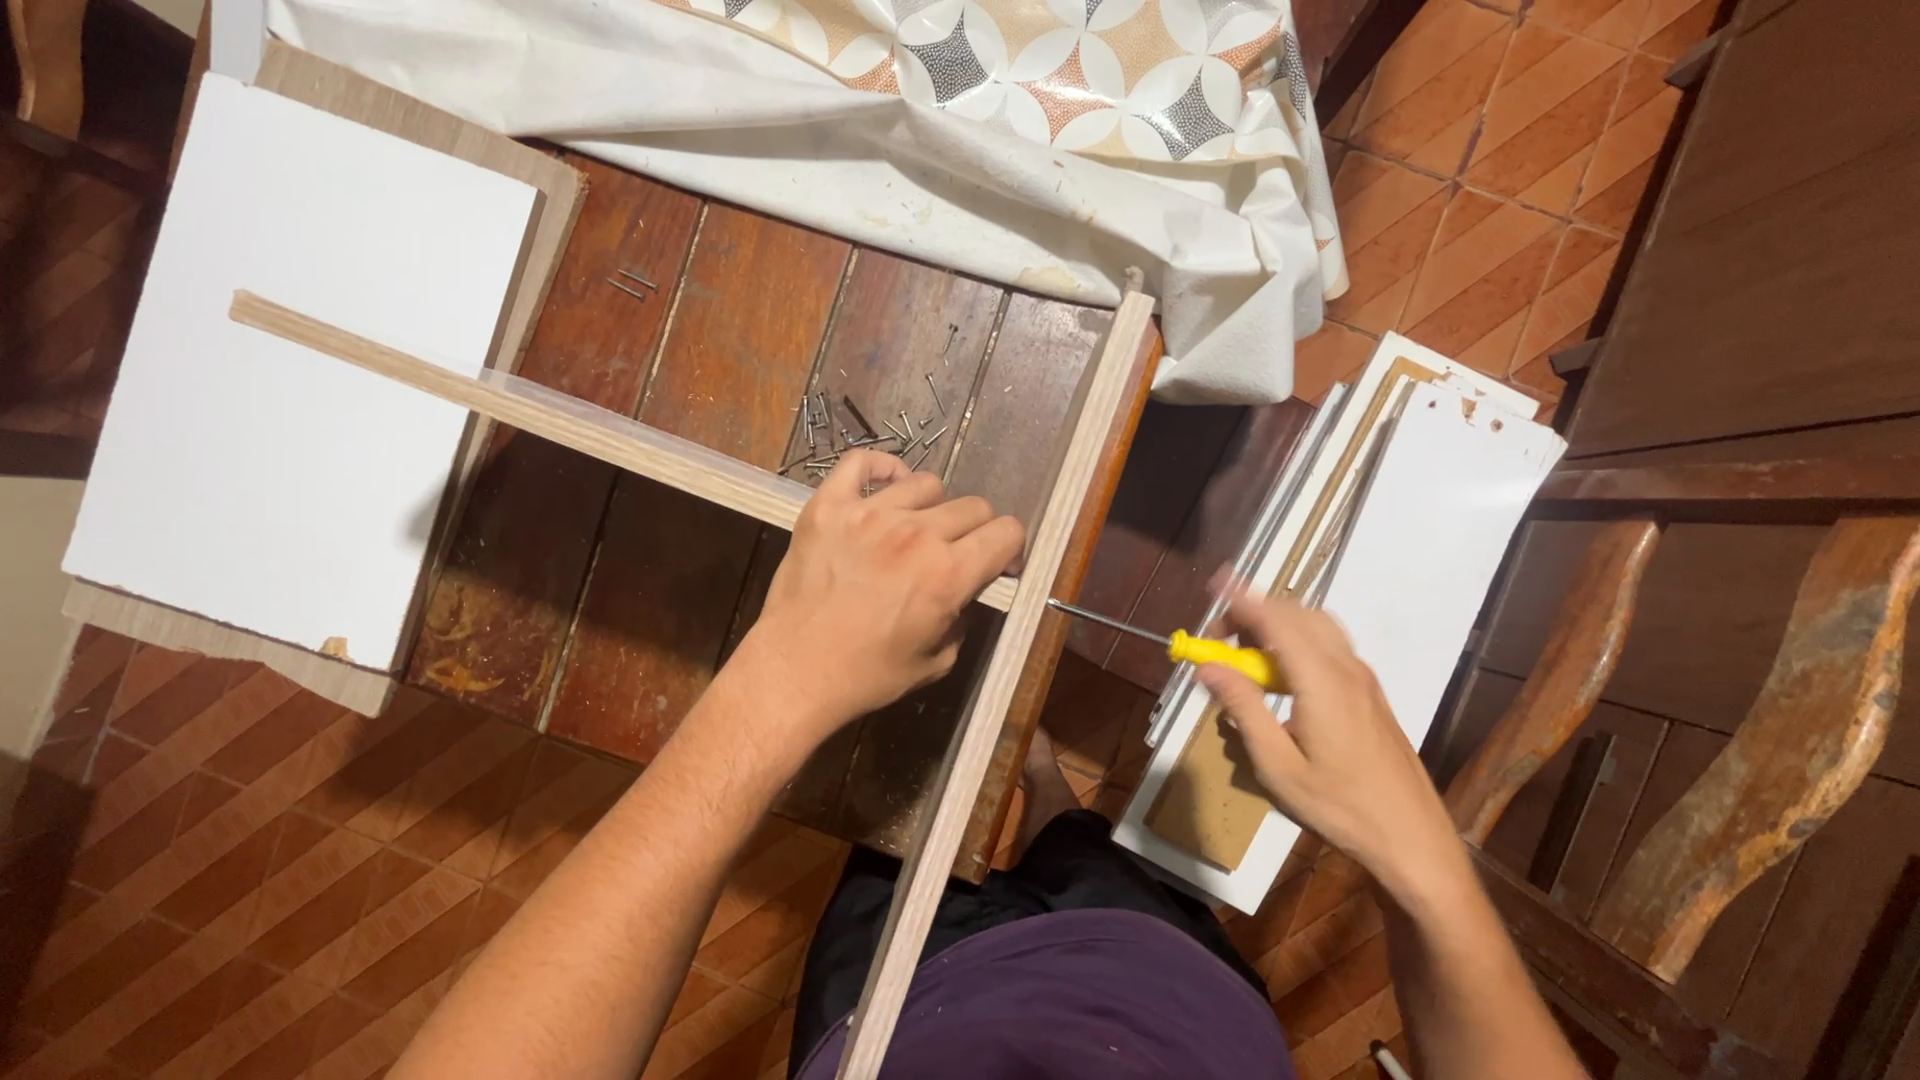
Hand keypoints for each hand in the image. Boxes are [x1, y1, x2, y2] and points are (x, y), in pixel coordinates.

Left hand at [731, 450, 1024, 749]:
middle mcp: (916, 534)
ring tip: (916, 529)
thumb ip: (963, 616)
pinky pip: (862, 463)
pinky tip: (887, 487)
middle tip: (957, 553)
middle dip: (977, 531)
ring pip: (926, 484)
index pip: (1006, 532)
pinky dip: (882, 469)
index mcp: (948, 574)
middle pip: (973, 506)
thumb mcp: (939, 660)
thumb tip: (966, 590)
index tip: (999, 564)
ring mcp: (869, 513)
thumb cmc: (868, 676)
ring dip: (932, 507)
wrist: (795, 671)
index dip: (1011, 548)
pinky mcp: (828, 506)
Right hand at [1196, 593, 1469, 907]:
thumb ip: (1244, 708)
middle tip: (1218, 638)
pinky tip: (1280, 677)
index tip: (1214, 585)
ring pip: (1317, 625)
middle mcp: (1346, 668)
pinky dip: (1296, 640)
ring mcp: (1363, 678)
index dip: (1243, 598)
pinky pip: (1329, 645)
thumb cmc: (1340, 807)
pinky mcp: (1369, 693)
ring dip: (1278, 623)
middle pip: (1297, 613)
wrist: (1412, 837)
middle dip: (1254, 612)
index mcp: (1322, 681)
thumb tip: (1208, 666)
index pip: (1277, 619)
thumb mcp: (1278, 765)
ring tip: (1245, 653)